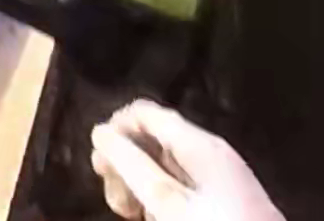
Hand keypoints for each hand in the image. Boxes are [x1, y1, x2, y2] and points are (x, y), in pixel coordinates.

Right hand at [89, 99, 285, 220]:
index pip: (144, 112)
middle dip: (127, 162)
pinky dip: (161, 199)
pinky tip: (152, 218)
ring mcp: (219, 181)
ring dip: (141, 183)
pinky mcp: (225, 206)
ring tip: (128, 213)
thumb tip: (100, 132)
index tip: (99, 167)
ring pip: (166, 166)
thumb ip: (134, 168)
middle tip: (114, 201)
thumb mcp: (171, 206)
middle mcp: (208, 153)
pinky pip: (182, 188)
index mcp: (199, 144)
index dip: (116, 130)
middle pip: (154, 138)